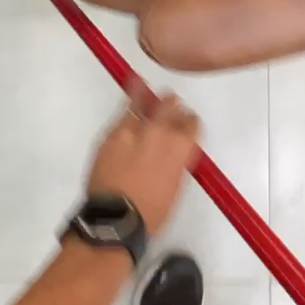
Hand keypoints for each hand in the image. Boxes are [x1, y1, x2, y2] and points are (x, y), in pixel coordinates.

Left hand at [84, 93, 200, 233]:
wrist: (115, 219)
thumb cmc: (152, 212)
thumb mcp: (175, 186)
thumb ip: (176, 162)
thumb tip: (174, 150)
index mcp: (180, 149)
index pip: (191, 125)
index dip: (189, 124)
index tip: (187, 125)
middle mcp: (161, 133)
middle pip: (171, 109)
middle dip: (174, 107)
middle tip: (173, 105)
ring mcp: (134, 131)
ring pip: (148, 104)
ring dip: (155, 99)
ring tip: (156, 92)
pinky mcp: (113, 133)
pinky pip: (125, 110)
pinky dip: (132, 98)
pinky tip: (135, 84)